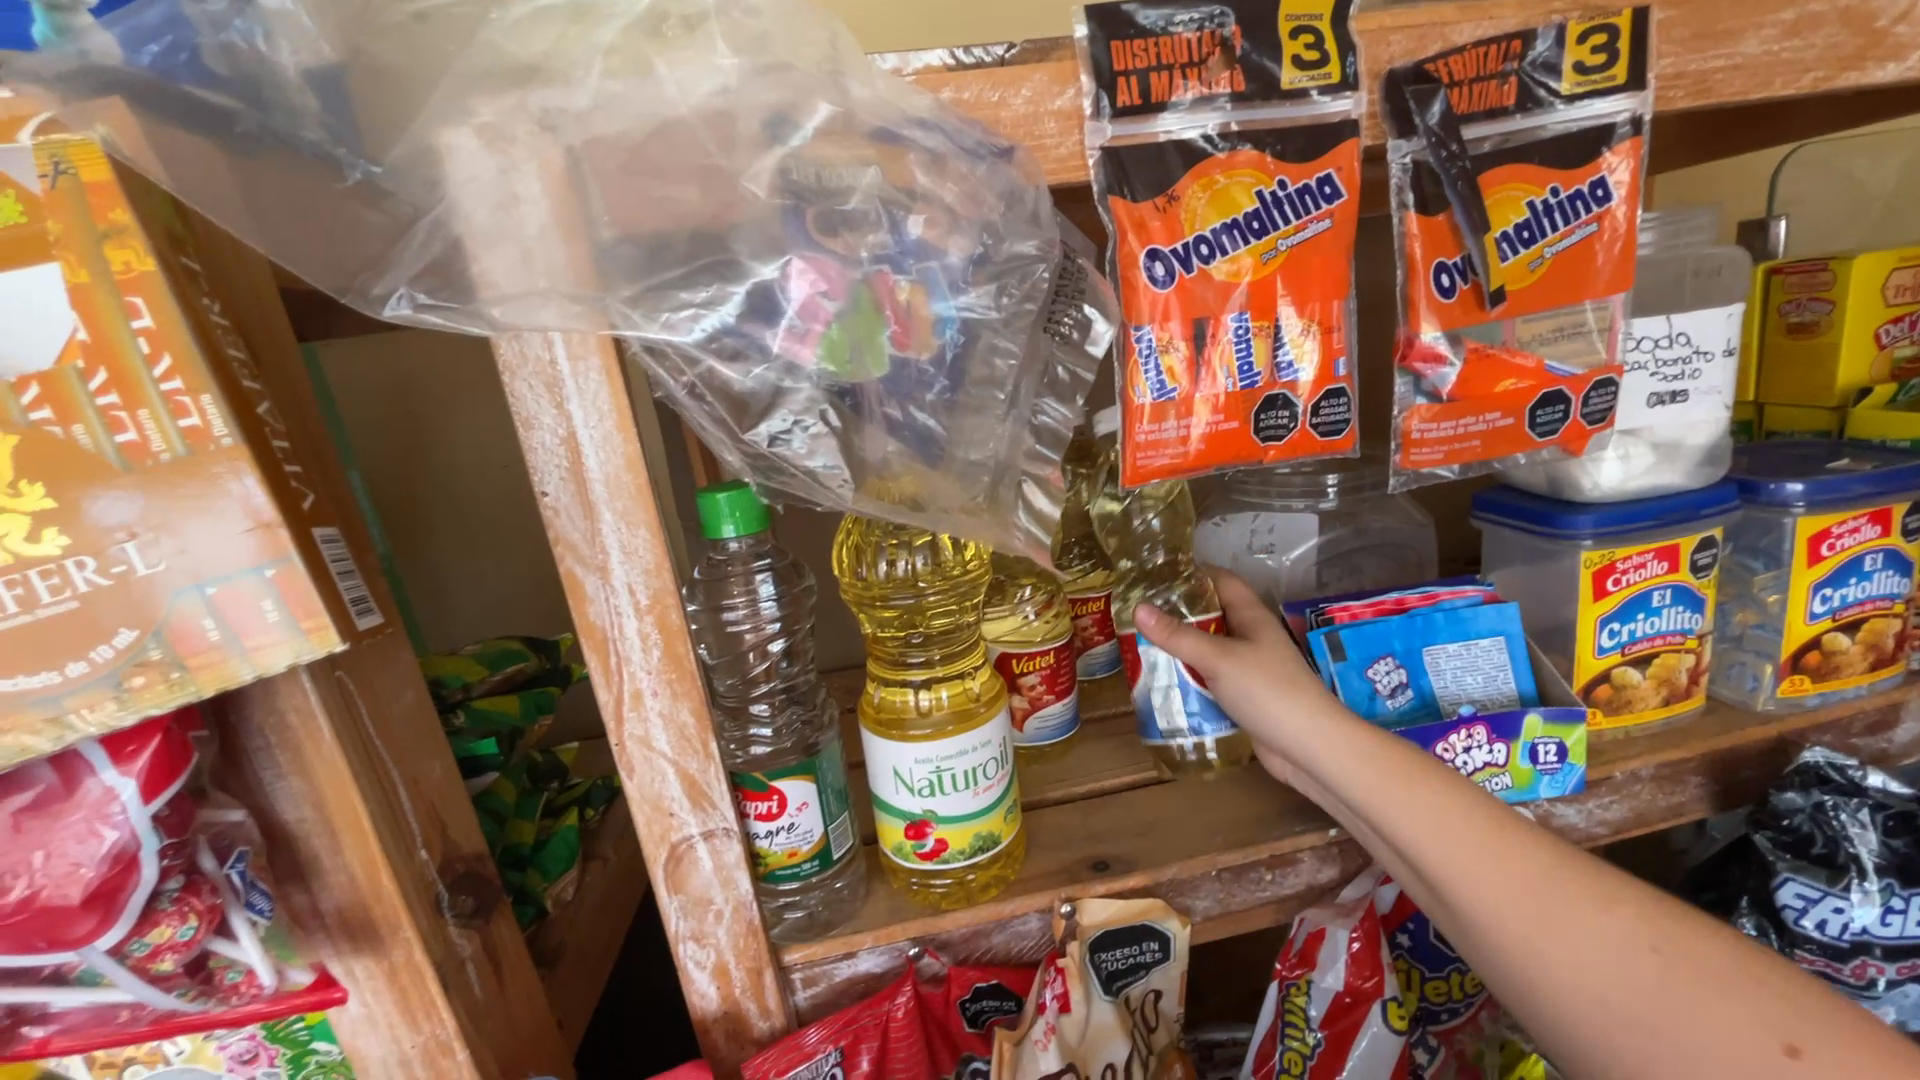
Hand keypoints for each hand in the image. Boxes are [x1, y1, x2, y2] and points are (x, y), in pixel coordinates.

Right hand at [1132, 570, 1345, 786]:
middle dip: (1178, 613)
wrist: (1310, 747)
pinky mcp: (1245, 697)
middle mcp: (1252, 638)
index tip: (1156, 575)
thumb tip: (1138, 608)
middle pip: (1212, 615)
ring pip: (1209, 649)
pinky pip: (1211, 679)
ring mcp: (1250, 668)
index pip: (1222, 580)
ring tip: (1140, 644)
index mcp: (1251, 617)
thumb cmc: (1269, 691)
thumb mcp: (1217, 659)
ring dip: (1181, 648)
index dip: (1193, 573)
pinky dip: (1190, 678)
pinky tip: (1164, 682)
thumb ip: (1177, 635)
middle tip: (1139, 613)